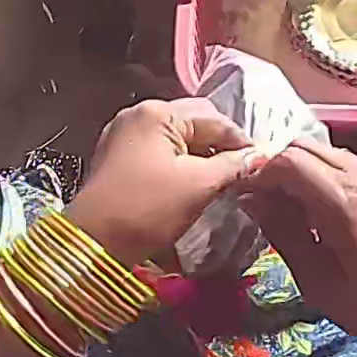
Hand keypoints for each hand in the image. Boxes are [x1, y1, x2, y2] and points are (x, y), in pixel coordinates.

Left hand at [66, 99, 264, 263]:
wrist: (93, 243)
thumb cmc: (147, 209)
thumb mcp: (197, 186)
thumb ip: (232, 166)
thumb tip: (259, 157)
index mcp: (157, 113)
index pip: (214, 119)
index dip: (242, 143)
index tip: (263, 165)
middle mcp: (138, 115)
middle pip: (194, 123)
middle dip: (221, 146)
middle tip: (242, 172)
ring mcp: (124, 136)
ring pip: (176, 138)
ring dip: (201, 156)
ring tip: (222, 180)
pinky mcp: (118, 159)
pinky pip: (159, 152)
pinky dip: (179, 164)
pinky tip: (193, 183)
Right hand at [239, 140, 356, 356]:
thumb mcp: (318, 282)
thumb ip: (284, 233)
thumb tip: (251, 199)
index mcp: (346, 203)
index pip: (288, 161)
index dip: (260, 174)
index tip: (248, 198)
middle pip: (304, 146)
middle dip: (277, 167)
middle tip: (267, 200)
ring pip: (326, 151)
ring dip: (301, 170)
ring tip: (293, 206)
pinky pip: (349, 162)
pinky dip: (325, 174)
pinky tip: (324, 208)